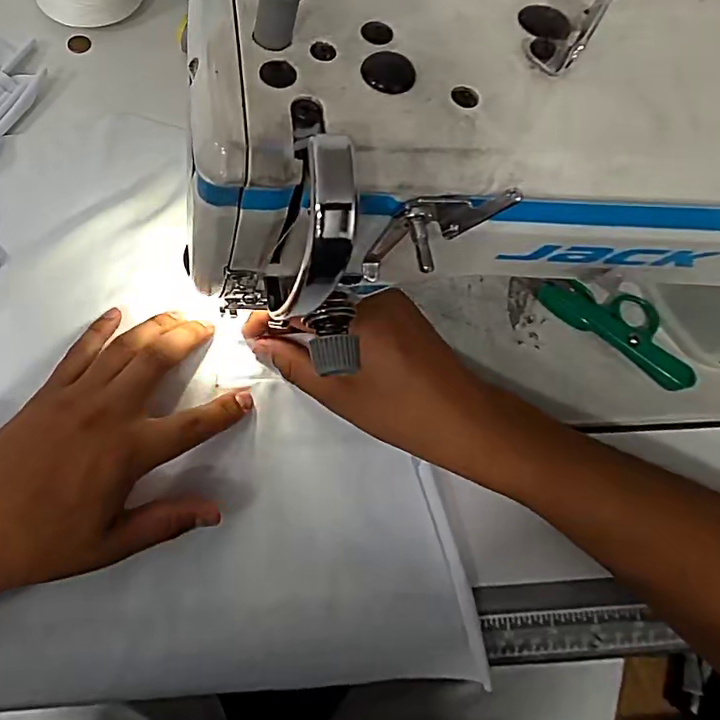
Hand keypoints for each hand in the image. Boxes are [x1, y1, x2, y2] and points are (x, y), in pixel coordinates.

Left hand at [0, 310, 252, 635]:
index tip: (246, 397)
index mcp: (128, 452)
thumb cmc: (44, 540)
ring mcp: (76, 394)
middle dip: (188, 337)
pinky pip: (81, 350)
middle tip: (207, 324)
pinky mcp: (50, 389)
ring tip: (176, 313)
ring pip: (124, 347)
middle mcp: (108, 413)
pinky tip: (115, 314)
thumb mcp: (110, 544)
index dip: (223, 411)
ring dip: (154, 325)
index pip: (190, 426)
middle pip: (158, 361)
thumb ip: (164, 522)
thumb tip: (213, 510)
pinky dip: (100, 328)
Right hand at [245, 290, 530, 485]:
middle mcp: (375, 299)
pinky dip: (336, 327)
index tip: (253, 332)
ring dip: (312, 325)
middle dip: (289, 323)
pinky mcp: (399, 311)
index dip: (268, 318)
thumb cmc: (408, 413)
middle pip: (314, 301)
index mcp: (358, 315)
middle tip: (271, 348)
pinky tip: (332, 353)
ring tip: (303, 356)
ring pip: (332, 306)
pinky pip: (354, 310)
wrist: (465, 420)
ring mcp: (390, 302)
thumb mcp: (338, 392)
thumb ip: (293, 363)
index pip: (298, 303)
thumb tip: (264, 345)